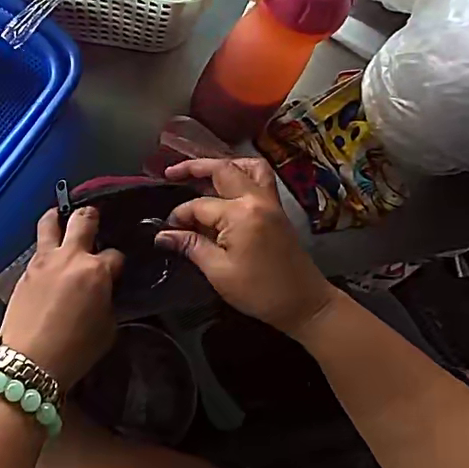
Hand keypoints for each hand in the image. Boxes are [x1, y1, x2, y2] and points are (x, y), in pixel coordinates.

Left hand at [0, 207, 124, 385]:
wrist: (28, 364)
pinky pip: (38, 248)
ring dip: (59, 217)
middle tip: (94, 220)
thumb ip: (109, 301)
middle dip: (92, 216)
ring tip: (63, 219)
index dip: (119, 263)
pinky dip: (47, 247)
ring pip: (50, 222)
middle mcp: (70, 257)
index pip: (115, 254)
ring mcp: (44, 261)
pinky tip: (52, 259)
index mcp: (96, 271)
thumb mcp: (108, 328)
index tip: (117, 272)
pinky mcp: (24, 271)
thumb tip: (105, 293)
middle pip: (83, 219)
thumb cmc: (74, 351)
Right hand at [155, 158, 339, 335]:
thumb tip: (164, 235)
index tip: (167, 230)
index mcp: (241, 214)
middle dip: (193, 167)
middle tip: (170, 173)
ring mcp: (271, 201)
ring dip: (224, 164)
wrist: (304, 303)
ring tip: (202, 171)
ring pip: (247, 166)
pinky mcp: (277, 209)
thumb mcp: (218, 272)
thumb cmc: (260, 292)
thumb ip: (191, 246)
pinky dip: (242, 174)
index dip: (179, 216)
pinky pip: (260, 178)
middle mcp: (257, 199)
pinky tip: (228, 185)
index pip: (199, 205)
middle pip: (223, 169)